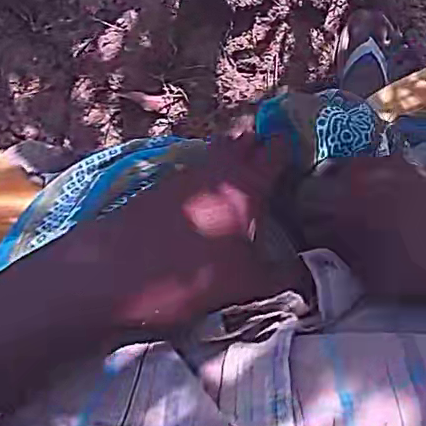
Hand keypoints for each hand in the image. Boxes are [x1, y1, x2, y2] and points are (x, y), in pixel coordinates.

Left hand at [0, 133, 297, 333]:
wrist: (107, 272)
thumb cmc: (185, 274)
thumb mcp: (245, 284)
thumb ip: (285, 279)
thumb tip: (318, 280)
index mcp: (245, 184)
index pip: (276, 151)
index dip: (292, 146)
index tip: (307, 146)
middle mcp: (217, 168)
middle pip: (243, 141)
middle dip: (260, 143)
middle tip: (277, 157)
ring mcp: (185, 174)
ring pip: (217, 153)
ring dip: (233, 156)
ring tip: (247, 177)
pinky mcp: (161, 187)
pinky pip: (196, 169)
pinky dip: (209, 174)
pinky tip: (210, 198)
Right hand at [293, 155, 425, 307]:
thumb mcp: (370, 270)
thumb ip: (334, 248)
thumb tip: (309, 237)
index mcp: (352, 192)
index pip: (304, 195)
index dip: (296, 215)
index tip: (298, 233)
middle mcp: (367, 168)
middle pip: (324, 179)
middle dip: (317, 201)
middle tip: (321, 229)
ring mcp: (391, 164)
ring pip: (348, 173)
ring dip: (341, 193)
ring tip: (348, 222)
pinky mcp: (410, 168)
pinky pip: (372, 172)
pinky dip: (364, 188)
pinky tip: (375, 214)